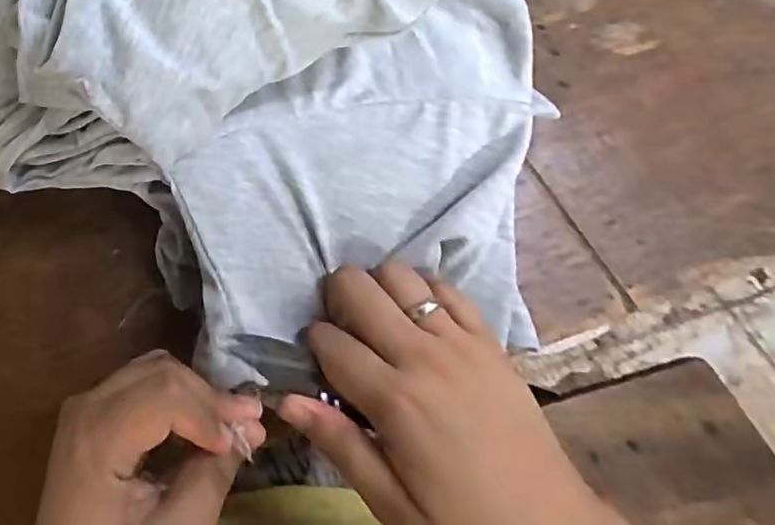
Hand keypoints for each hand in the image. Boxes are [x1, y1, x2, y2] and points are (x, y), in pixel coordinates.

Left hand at [37, 350, 267, 524]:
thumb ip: (209, 479)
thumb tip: (248, 432)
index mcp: (98, 433)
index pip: (165, 393)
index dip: (210, 411)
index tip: (246, 438)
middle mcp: (87, 402)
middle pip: (160, 372)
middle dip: (208, 396)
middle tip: (249, 422)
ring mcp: (84, 402)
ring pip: (151, 369)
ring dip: (193, 392)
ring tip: (229, 421)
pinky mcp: (89, 409)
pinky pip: (138, 383)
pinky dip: (173, 396)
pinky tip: (198, 421)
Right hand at [275, 263, 621, 524]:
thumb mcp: (395, 506)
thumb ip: (341, 444)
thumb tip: (285, 397)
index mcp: (394, 400)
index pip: (329, 340)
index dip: (313, 343)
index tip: (319, 361)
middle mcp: (422, 356)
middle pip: (357, 287)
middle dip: (336, 297)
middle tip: (343, 329)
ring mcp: (459, 342)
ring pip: (398, 273)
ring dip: (378, 287)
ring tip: (380, 319)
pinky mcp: (489, 340)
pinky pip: (447, 288)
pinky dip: (424, 289)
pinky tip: (420, 316)